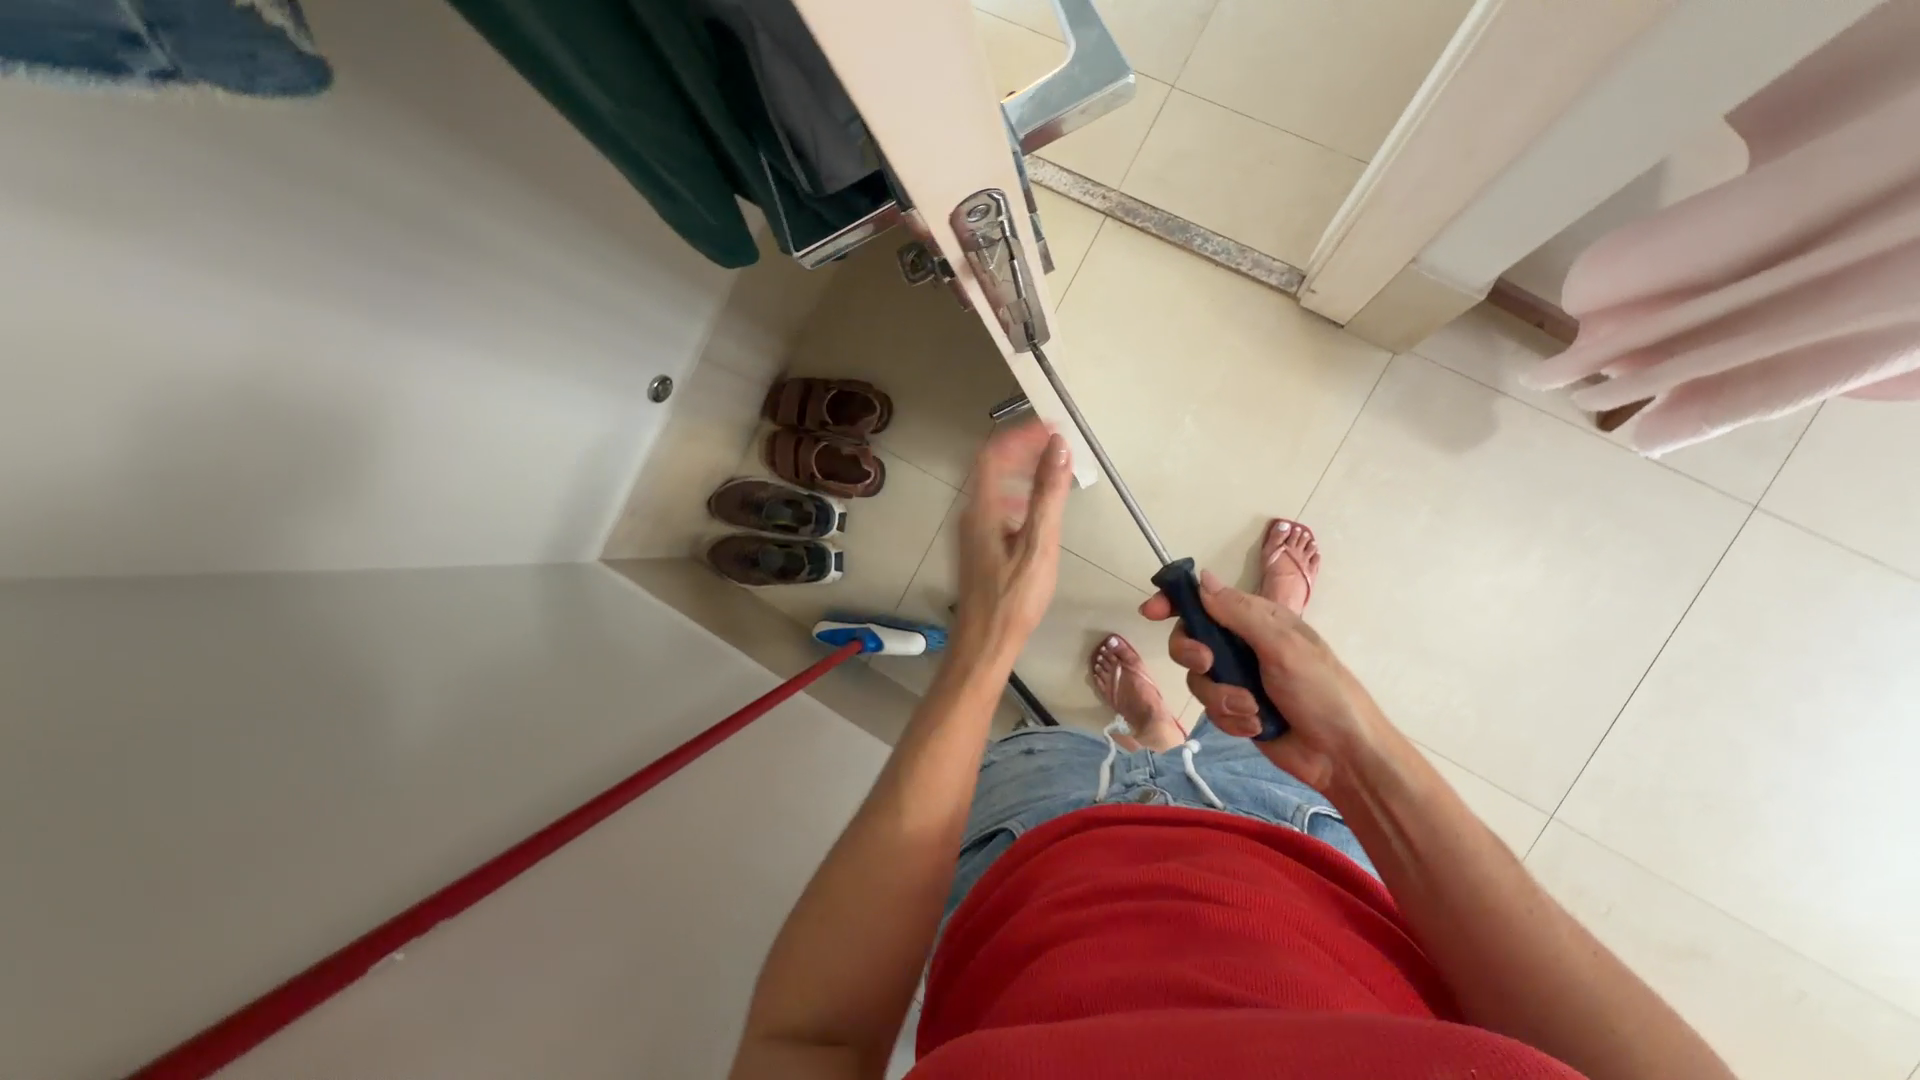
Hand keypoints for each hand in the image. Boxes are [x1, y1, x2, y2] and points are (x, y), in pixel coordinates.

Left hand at [952, 422, 1072, 661]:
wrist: (985, 642)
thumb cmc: (1013, 599)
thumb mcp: (1038, 545)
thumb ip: (1048, 494)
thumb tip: (1057, 448)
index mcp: (982, 509)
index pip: (995, 454)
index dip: (1020, 435)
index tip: (1050, 428)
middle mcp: (971, 515)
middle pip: (991, 467)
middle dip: (1022, 449)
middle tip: (1054, 444)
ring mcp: (971, 532)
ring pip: (993, 487)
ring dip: (1019, 471)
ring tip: (1050, 468)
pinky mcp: (978, 548)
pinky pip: (995, 507)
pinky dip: (1016, 495)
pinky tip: (1033, 510)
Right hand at [1140, 570, 1387, 791]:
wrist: (1342, 755)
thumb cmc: (1322, 691)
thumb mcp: (1282, 645)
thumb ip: (1239, 613)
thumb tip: (1202, 579)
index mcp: (1258, 620)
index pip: (1207, 600)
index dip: (1176, 601)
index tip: (1152, 611)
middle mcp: (1243, 645)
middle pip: (1190, 640)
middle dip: (1193, 654)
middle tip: (1209, 664)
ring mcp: (1239, 679)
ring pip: (1198, 680)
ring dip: (1222, 697)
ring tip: (1253, 710)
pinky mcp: (1236, 711)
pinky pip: (1211, 709)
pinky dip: (1231, 719)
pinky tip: (1256, 726)